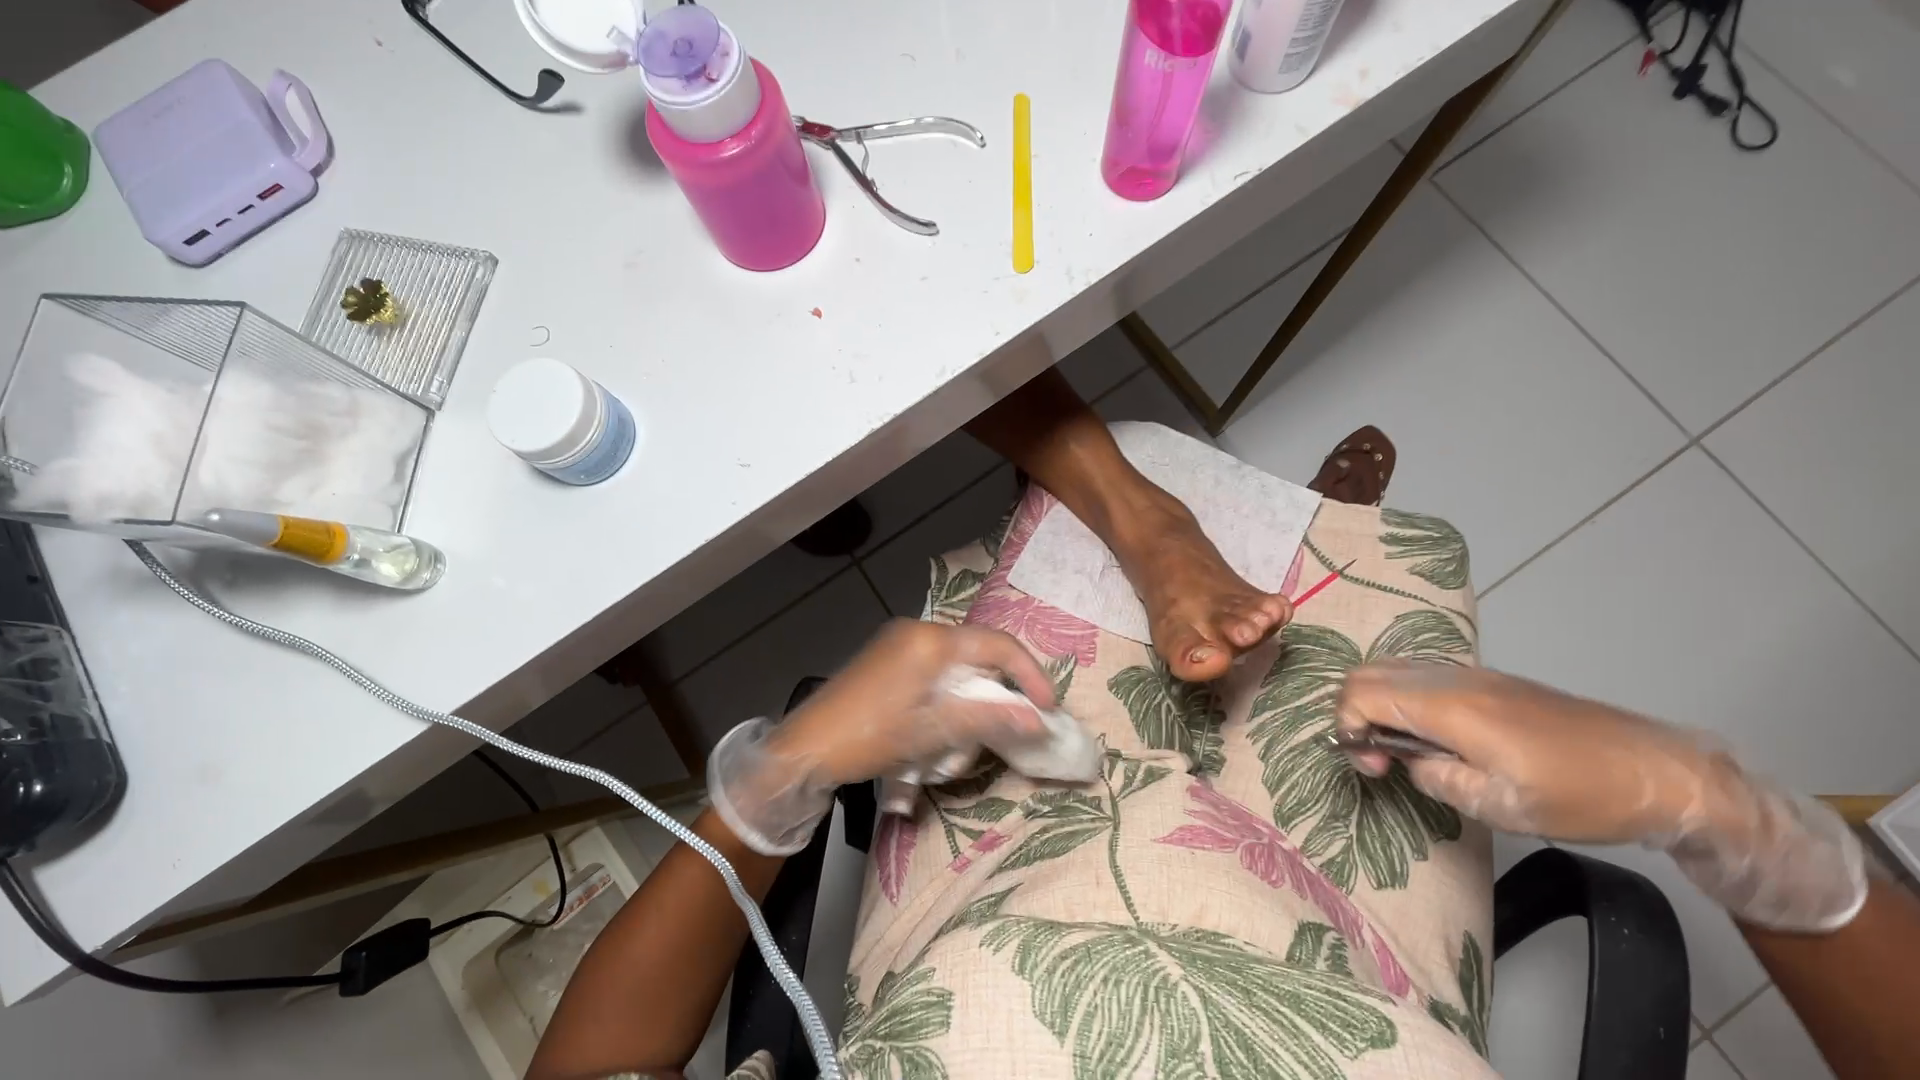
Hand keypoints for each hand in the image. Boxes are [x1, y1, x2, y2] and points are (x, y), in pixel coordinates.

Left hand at [708, 621, 1055, 854]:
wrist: (804, 747)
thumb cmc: (868, 738)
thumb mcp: (932, 732)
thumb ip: (987, 718)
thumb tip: (1038, 719)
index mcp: (930, 641)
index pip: (997, 645)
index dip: (1029, 674)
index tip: (1046, 708)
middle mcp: (917, 629)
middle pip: (978, 648)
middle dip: (1002, 683)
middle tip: (1018, 718)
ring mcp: (899, 639)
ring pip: (957, 658)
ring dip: (975, 688)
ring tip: (982, 724)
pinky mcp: (886, 654)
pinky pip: (934, 663)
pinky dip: (951, 687)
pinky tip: (948, 717)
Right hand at [1334, 662, 1865, 932]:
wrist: (1660, 771)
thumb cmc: (1581, 796)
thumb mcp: (1503, 807)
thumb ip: (1438, 779)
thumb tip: (1409, 762)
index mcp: (1452, 707)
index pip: (1363, 693)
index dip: (1347, 726)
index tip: (1371, 766)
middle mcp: (1455, 679)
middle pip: (1369, 672)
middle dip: (1354, 712)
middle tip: (1379, 759)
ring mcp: (1474, 675)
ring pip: (1393, 669)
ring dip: (1378, 704)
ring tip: (1402, 750)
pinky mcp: (1491, 681)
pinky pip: (1423, 674)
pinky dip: (1403, 698)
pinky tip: (1432, 736)